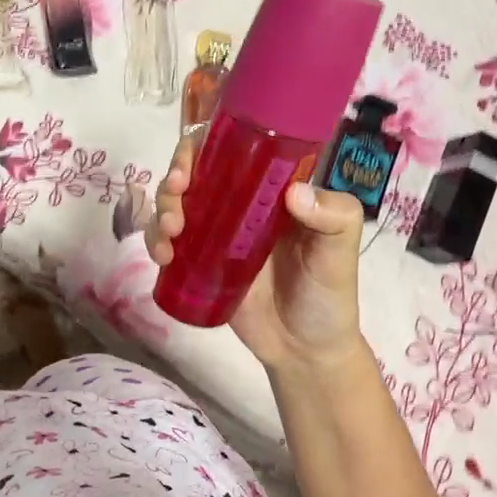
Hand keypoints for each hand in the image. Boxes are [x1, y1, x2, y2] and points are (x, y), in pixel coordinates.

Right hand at [148, 133, 368, 373]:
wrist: (305, 350)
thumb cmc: (328, 293)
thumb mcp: (341, 253)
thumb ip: (334, 217)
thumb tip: (294, 192)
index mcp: (268, 189)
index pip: (230, 150)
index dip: (203, 146)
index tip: (194, 163)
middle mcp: (235, 203)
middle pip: (192, 172)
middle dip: (174, 177)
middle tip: (176, 195)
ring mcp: (212, 233)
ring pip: (173, 203)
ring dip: (162, 209)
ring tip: (170, 235)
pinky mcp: (195, 263)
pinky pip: (166, 241)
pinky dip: (155, 241)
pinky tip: (163, 257)